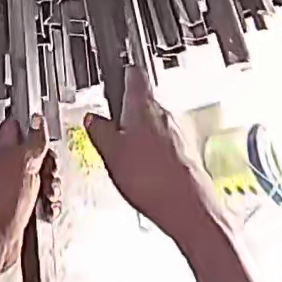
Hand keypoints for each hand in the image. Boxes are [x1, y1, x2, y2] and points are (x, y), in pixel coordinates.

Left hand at [0, 114, 51, 278]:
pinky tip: (48, 209)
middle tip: (50, 171)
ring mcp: (16, 188)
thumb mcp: (24, 162)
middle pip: (37, 154)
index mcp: (5, 149)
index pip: (18, 126)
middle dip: (50, 163)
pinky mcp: (23, 209)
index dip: (33, 126)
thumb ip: (34, 140)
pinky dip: (50, 205)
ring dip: (52, 186)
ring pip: (43, 178)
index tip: (46, 133)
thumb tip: (39, 120)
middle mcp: (9, 167)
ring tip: (49, 194)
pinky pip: (44, 201)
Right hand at [84, 66, 220, 238]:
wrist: (189, 209)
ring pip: (153, 122)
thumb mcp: (111, 153)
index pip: (134, 74)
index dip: (123, 71)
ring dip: (139, 132)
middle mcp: (163, 114)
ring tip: (124, 152)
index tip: (116, 73)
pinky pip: (164, 144)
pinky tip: (143, 172)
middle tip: (111, 121)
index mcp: (143, 105)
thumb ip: (99, 130)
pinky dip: (151, 151)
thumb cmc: (152, 178)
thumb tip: (92, 118)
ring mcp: (177, 133)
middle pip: (143, 99)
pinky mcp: (185, 154)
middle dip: (127, 109)